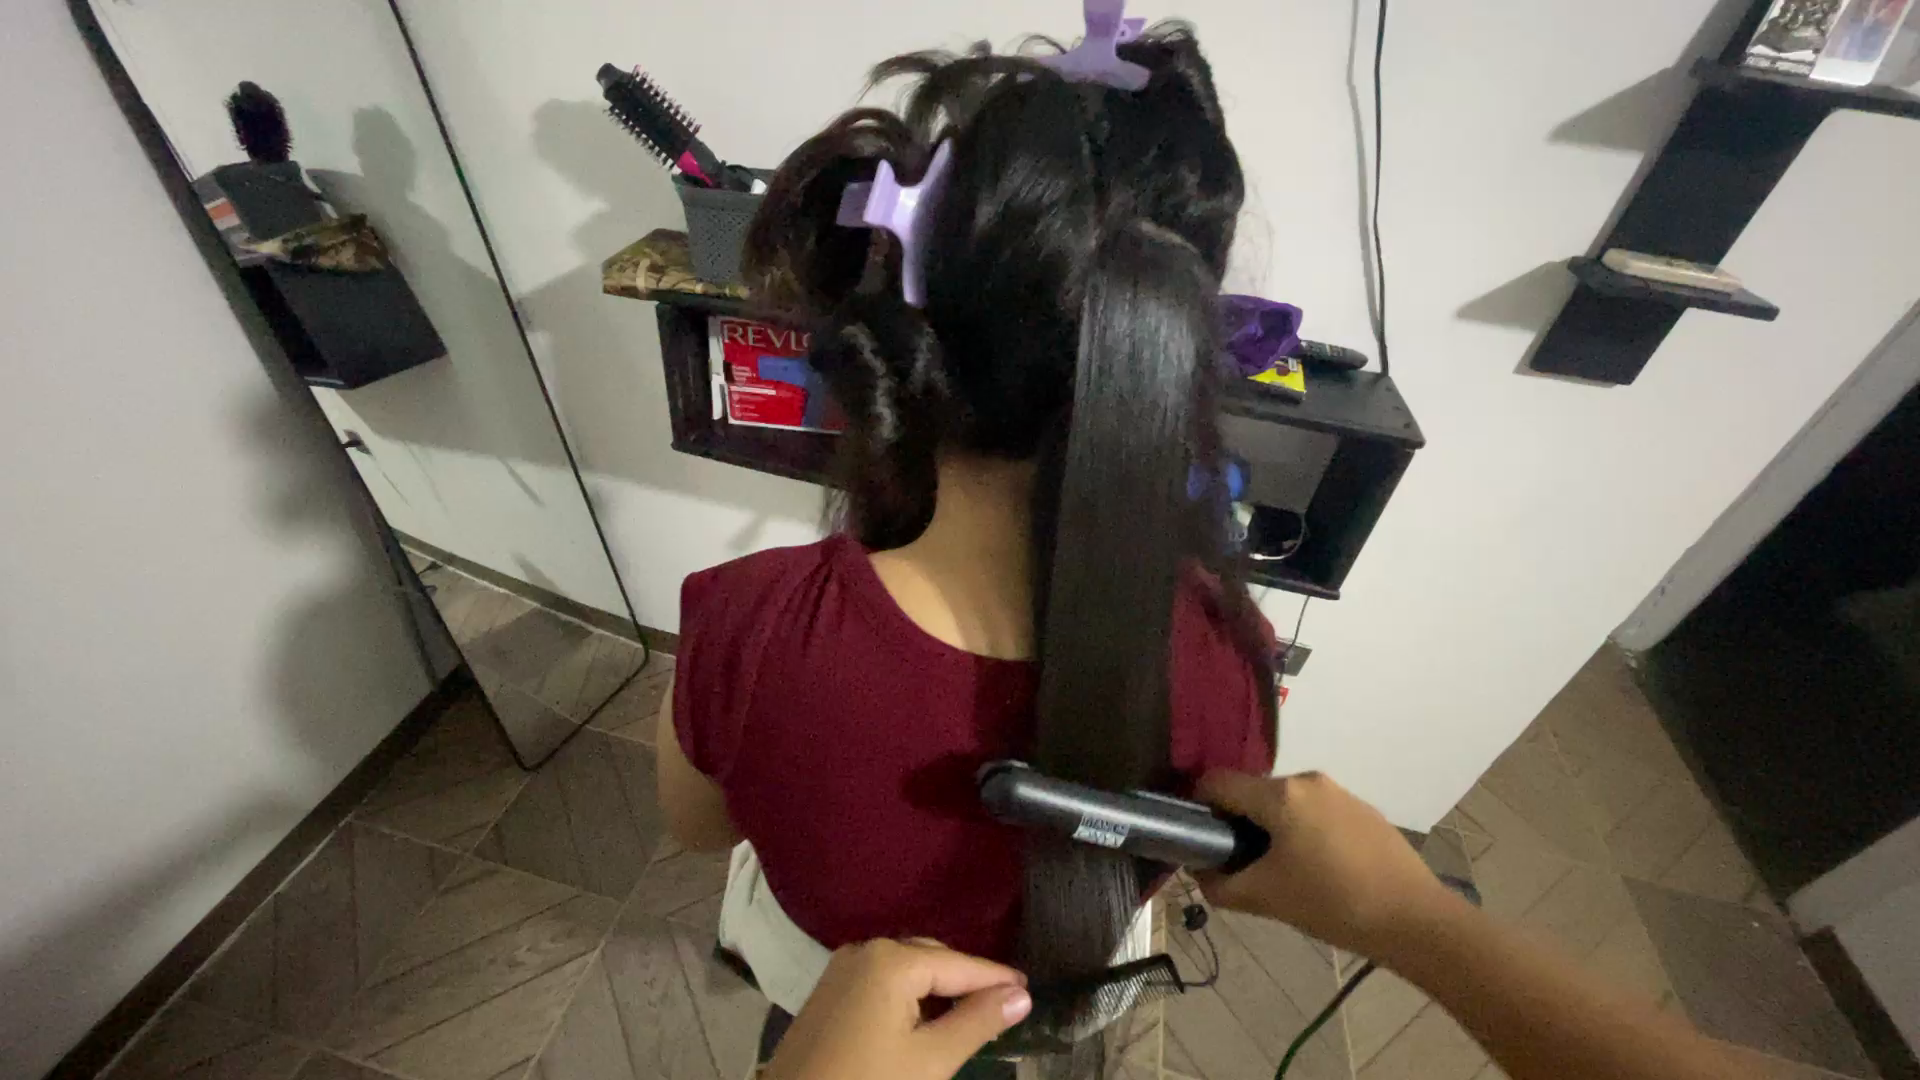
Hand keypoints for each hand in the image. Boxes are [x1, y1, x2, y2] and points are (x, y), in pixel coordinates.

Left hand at [765, 938, 1032, 1079]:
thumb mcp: (929, 1062)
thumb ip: (976, 1022)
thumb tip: (1020, 994)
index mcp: (891, 959)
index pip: (958, 964)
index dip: (995, 977)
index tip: (1028, 988)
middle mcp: (866, 949)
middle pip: (932, 959)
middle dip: (966, 981)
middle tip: (1004, 1003)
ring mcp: (843, 968)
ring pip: (906, 968)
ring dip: (939, 988)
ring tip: (972, 1011)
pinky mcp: (830, 991)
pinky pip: (883, 980)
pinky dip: (910, 995)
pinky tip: (926, 1018)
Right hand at [1194, 770, 1466, 961]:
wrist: (1418, 921)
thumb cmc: (1333, 903)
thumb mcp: (1266, 898)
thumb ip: (1221, 886)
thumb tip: (1201, 874)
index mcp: (1279, 794)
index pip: (1218, 782)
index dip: (1199, 805)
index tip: (1200, 836)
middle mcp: (1306, 780)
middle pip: (1253, 792)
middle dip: (1240, 823)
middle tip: (1243, 863)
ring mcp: (1339, 793)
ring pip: (1286, 803)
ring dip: (1274, 828)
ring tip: (1285, 871)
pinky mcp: (1364, 810)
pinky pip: (1317, 812)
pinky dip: (1305, 832)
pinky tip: (1320, 870)